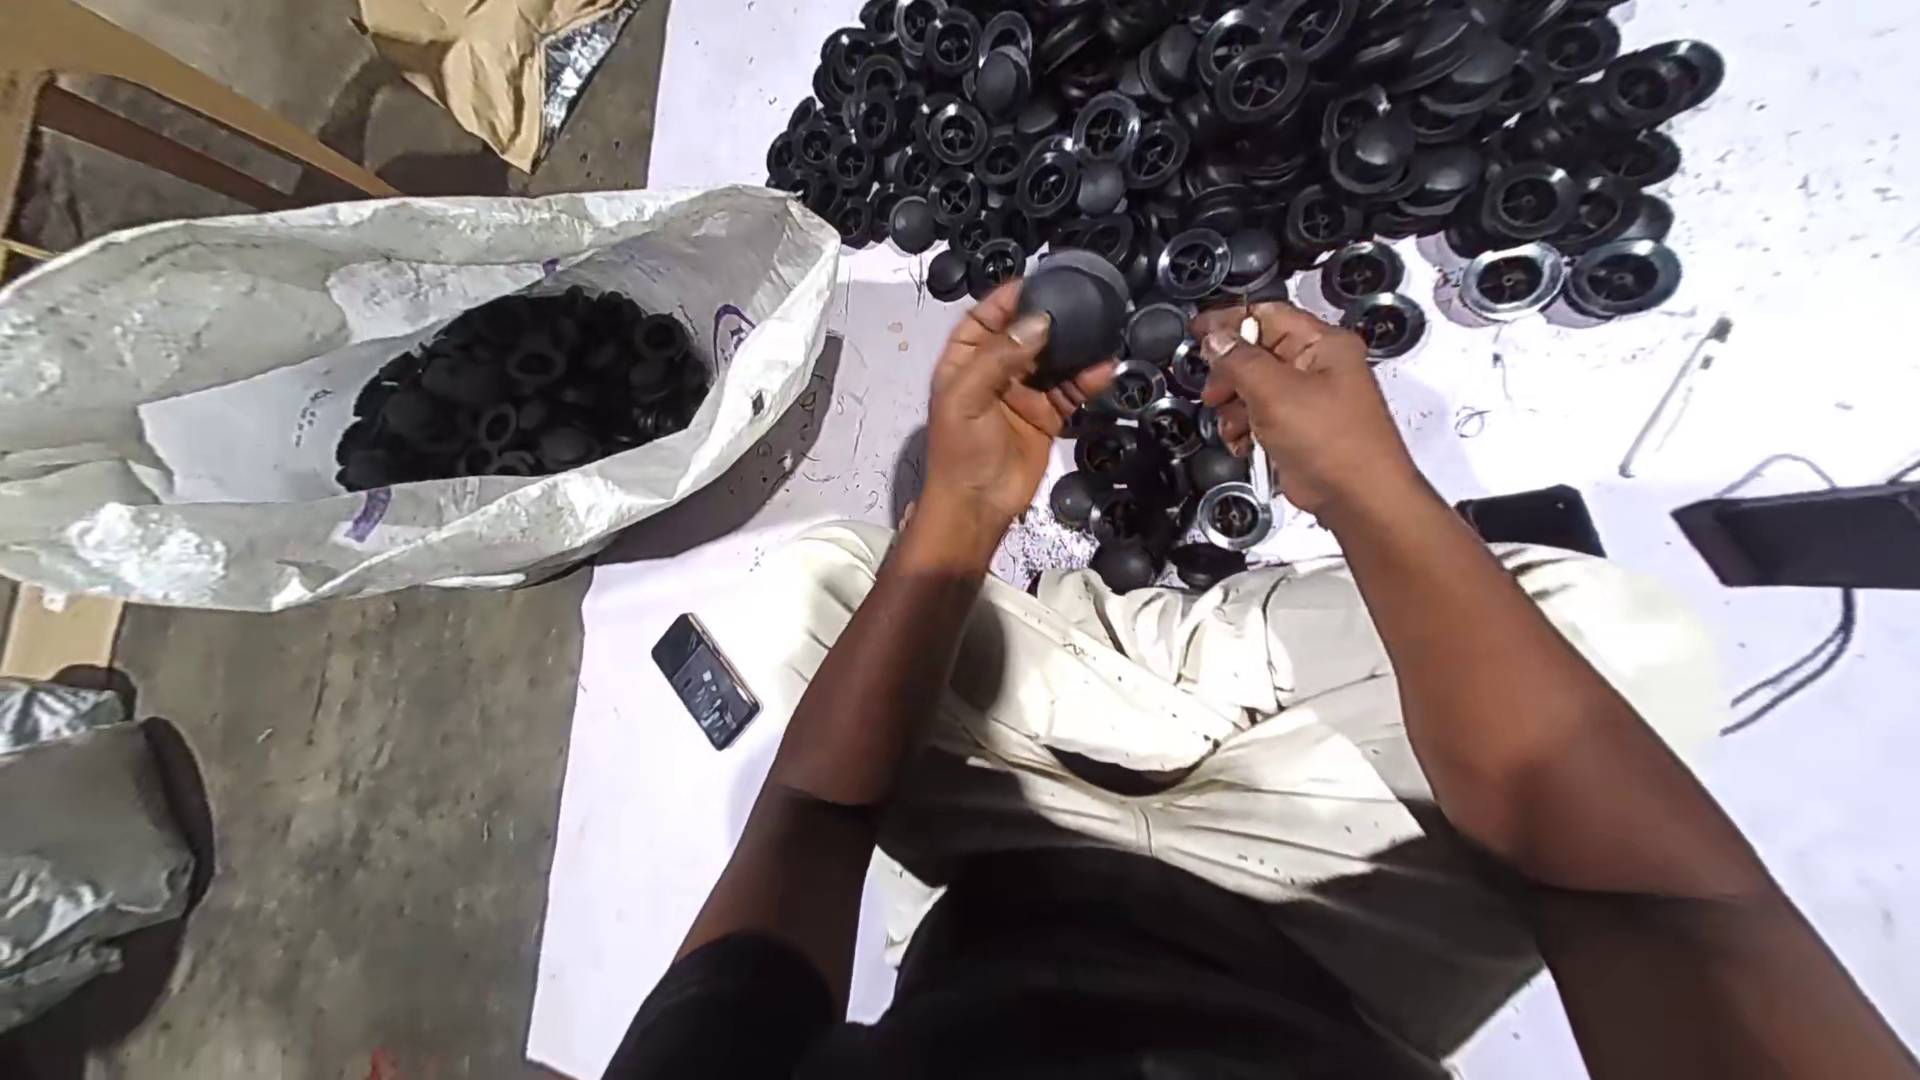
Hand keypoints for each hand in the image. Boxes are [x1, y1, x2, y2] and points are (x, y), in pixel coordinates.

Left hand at [917, 280, 1114, 557]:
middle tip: (1078, 299)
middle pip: (1023, 335)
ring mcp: (1022, 395)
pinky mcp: (1045, 417)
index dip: (1007, 299)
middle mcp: (994, 374)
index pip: (984, 319)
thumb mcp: (967, 396)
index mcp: (964, 363)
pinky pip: (1069, 391)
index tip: (1037, 281)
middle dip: (1047, 317)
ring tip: (1098, 326)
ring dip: (1072, 346)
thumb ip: (1000, 357)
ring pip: (1051, 361)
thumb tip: (1039, 322)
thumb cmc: (961, 450)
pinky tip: (1103, 369)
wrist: (978, 504)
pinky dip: (1086, 380)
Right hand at [1191, 303, 1424, 519]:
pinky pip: (1257, 417)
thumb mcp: (1275, 392)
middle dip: (1228, 376)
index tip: (1198, 329)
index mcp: (1321, 345)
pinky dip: (1243, 429)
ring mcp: (1305, 399)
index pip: (1267, 316)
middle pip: (1253, 355)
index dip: (1229, 321)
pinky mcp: (1295, 428)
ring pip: (1250, 389)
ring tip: (1236, 425)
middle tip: (1215, 392)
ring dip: (1233, 408)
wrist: (1354, 495)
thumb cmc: (1335, 443)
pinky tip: (1245, 442)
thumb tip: (1216, 339)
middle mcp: (1315, 368)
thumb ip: (1239, 360)